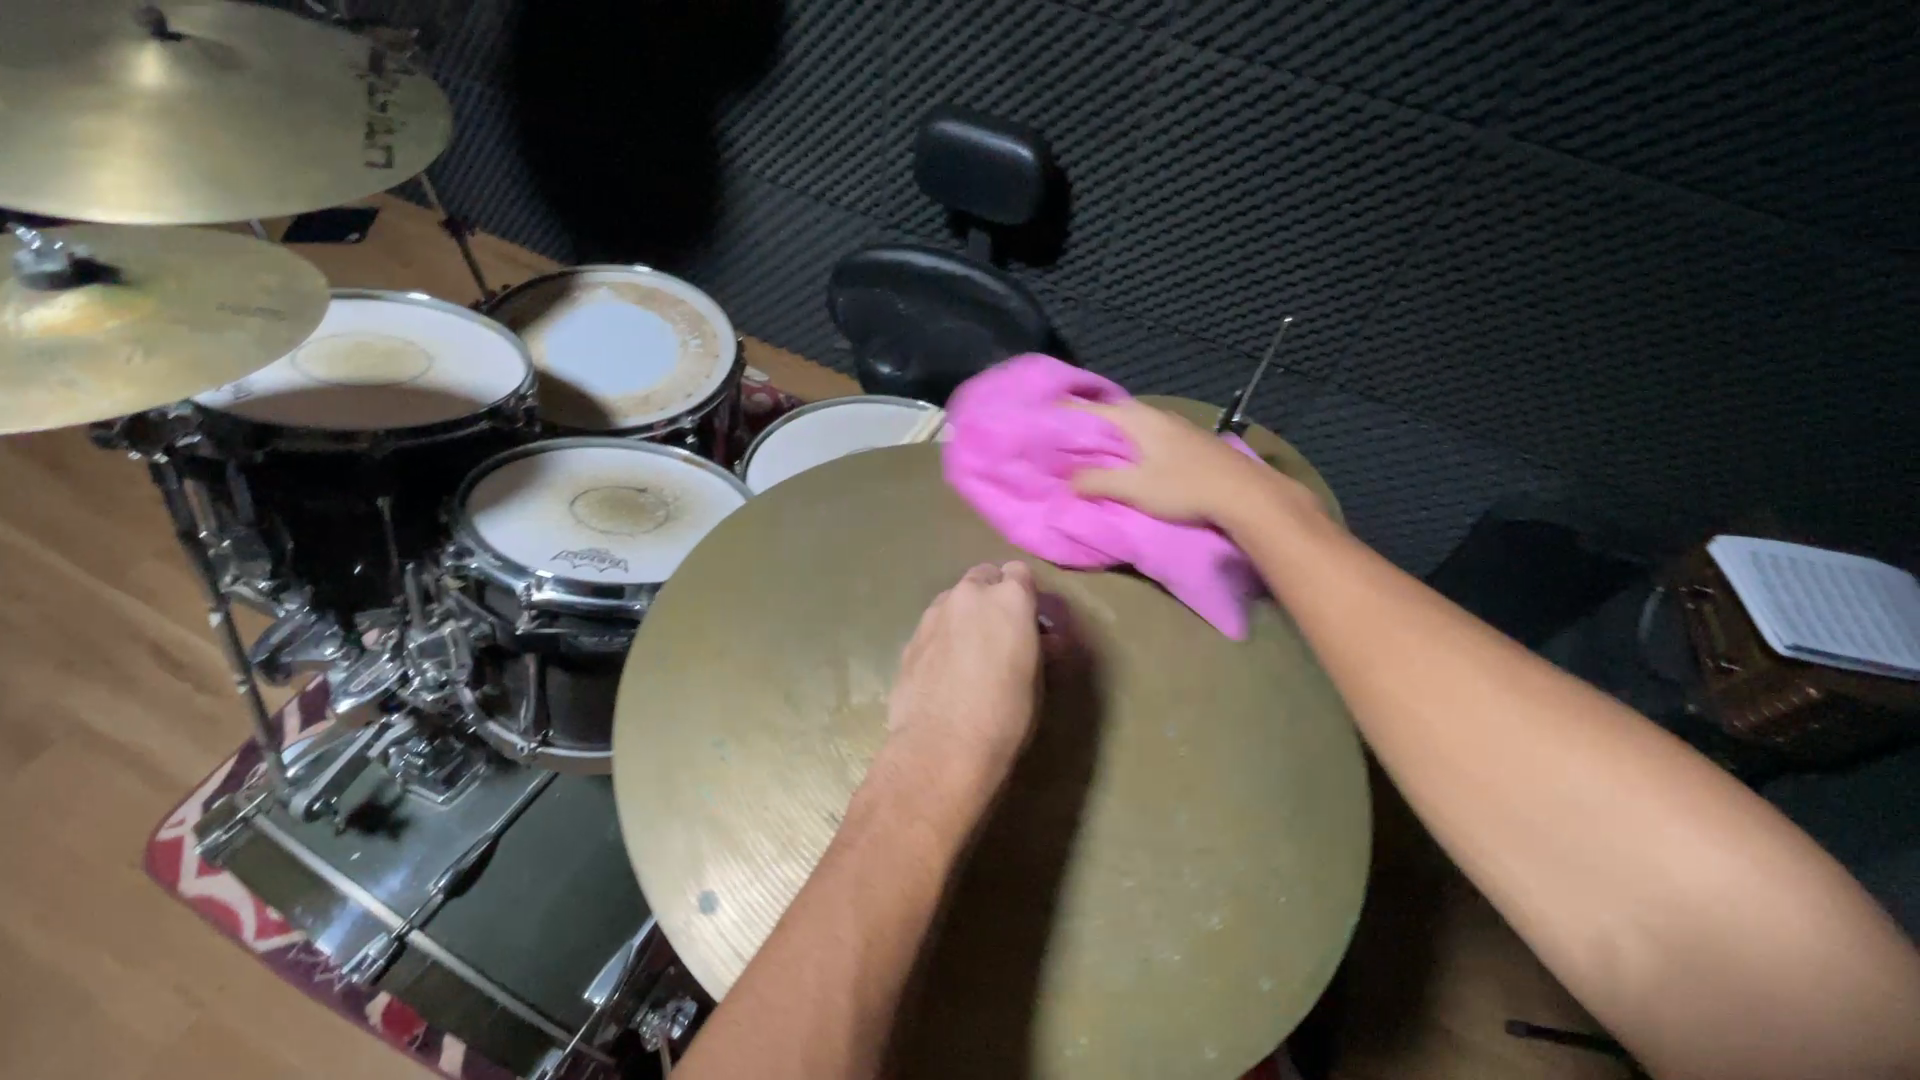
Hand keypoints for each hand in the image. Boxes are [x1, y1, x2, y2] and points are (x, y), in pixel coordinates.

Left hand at [885, 562, 1041, 779]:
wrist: (942, 747)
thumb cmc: (1006, 715)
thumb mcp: (1036, 680)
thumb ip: (1037, 648)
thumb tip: (1042, 641)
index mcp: (1009, 599)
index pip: (1020, 573)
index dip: (1025, 595)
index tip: (1029, 621)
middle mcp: (968, 596)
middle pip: (982, 578)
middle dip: (992, 596)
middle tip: (1000, 632)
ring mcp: (933, 615)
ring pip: (953, 600)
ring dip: (964, 615)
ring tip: (970, 653)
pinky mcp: (910, 640)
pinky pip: (933, 627)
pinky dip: (942, 638)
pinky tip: (946, 672)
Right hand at [1068, 400, 1289, 524]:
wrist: (1244, 494)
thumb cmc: (1184, 488)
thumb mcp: (1135, 489)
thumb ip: (1098, 482)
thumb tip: (1069, 482)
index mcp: (1138, 419)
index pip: (1092, 409)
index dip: (1067, 415)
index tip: (1044, 421)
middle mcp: (1156, 415)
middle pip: (1113, 414)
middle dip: (1088, 425)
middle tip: (1064, 438)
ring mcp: (1177, 426)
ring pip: (1133, 424)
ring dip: (1112, 435)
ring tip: (1092, 449)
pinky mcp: (1190, 441)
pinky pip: (1149, 434)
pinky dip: (1131, 443)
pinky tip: (1130, 457)